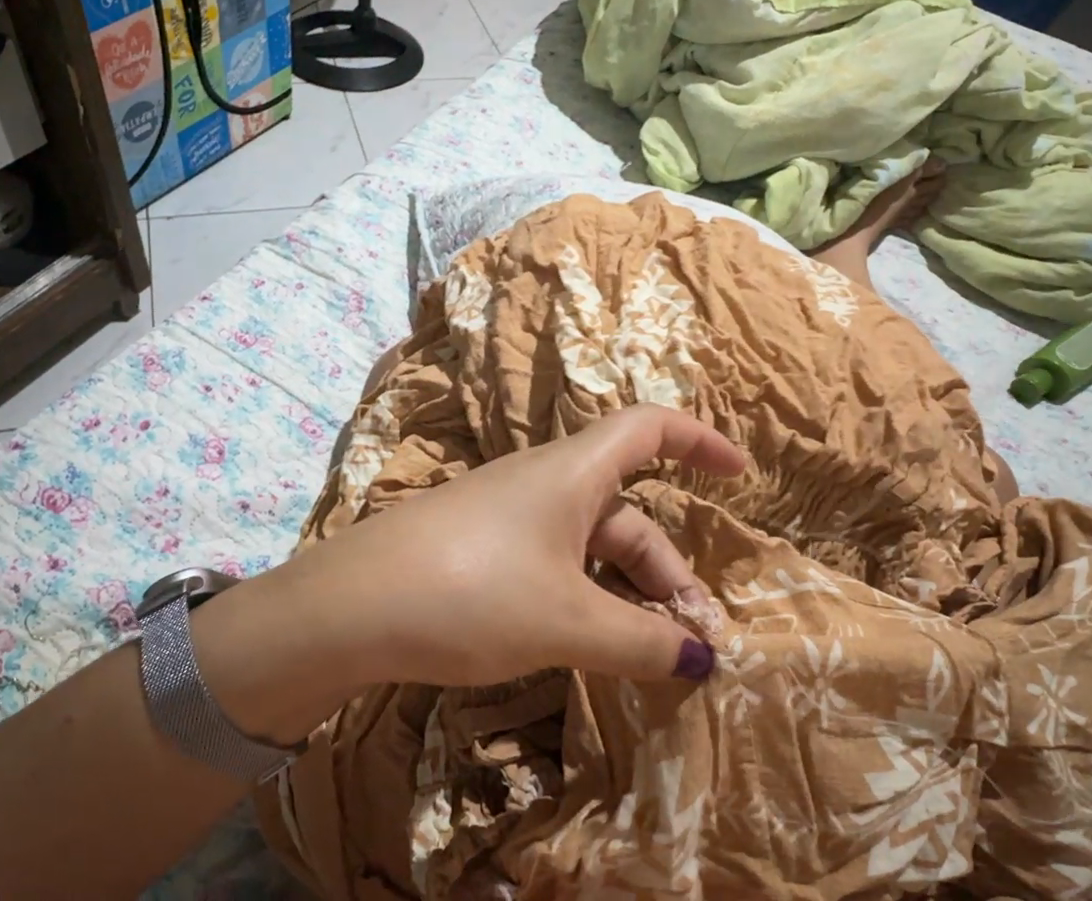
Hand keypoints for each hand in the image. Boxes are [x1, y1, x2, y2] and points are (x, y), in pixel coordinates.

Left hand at [190, 405, 746, 744]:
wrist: (349, 609)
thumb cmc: (472, 594)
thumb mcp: (568, 622)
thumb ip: (640, 642)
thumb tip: (702, 661)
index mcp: (571, 474)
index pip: (648, 429)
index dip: (699, 441)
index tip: (741, 475)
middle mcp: (541, 484)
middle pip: (626, 512)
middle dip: (666, 571)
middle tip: (692, 643)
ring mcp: (505, 518)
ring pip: (587, 546)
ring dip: (625, 595)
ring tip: (645, 658)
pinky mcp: (477, 550)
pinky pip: (551, 563)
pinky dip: (583, 599)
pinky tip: (584, 648)